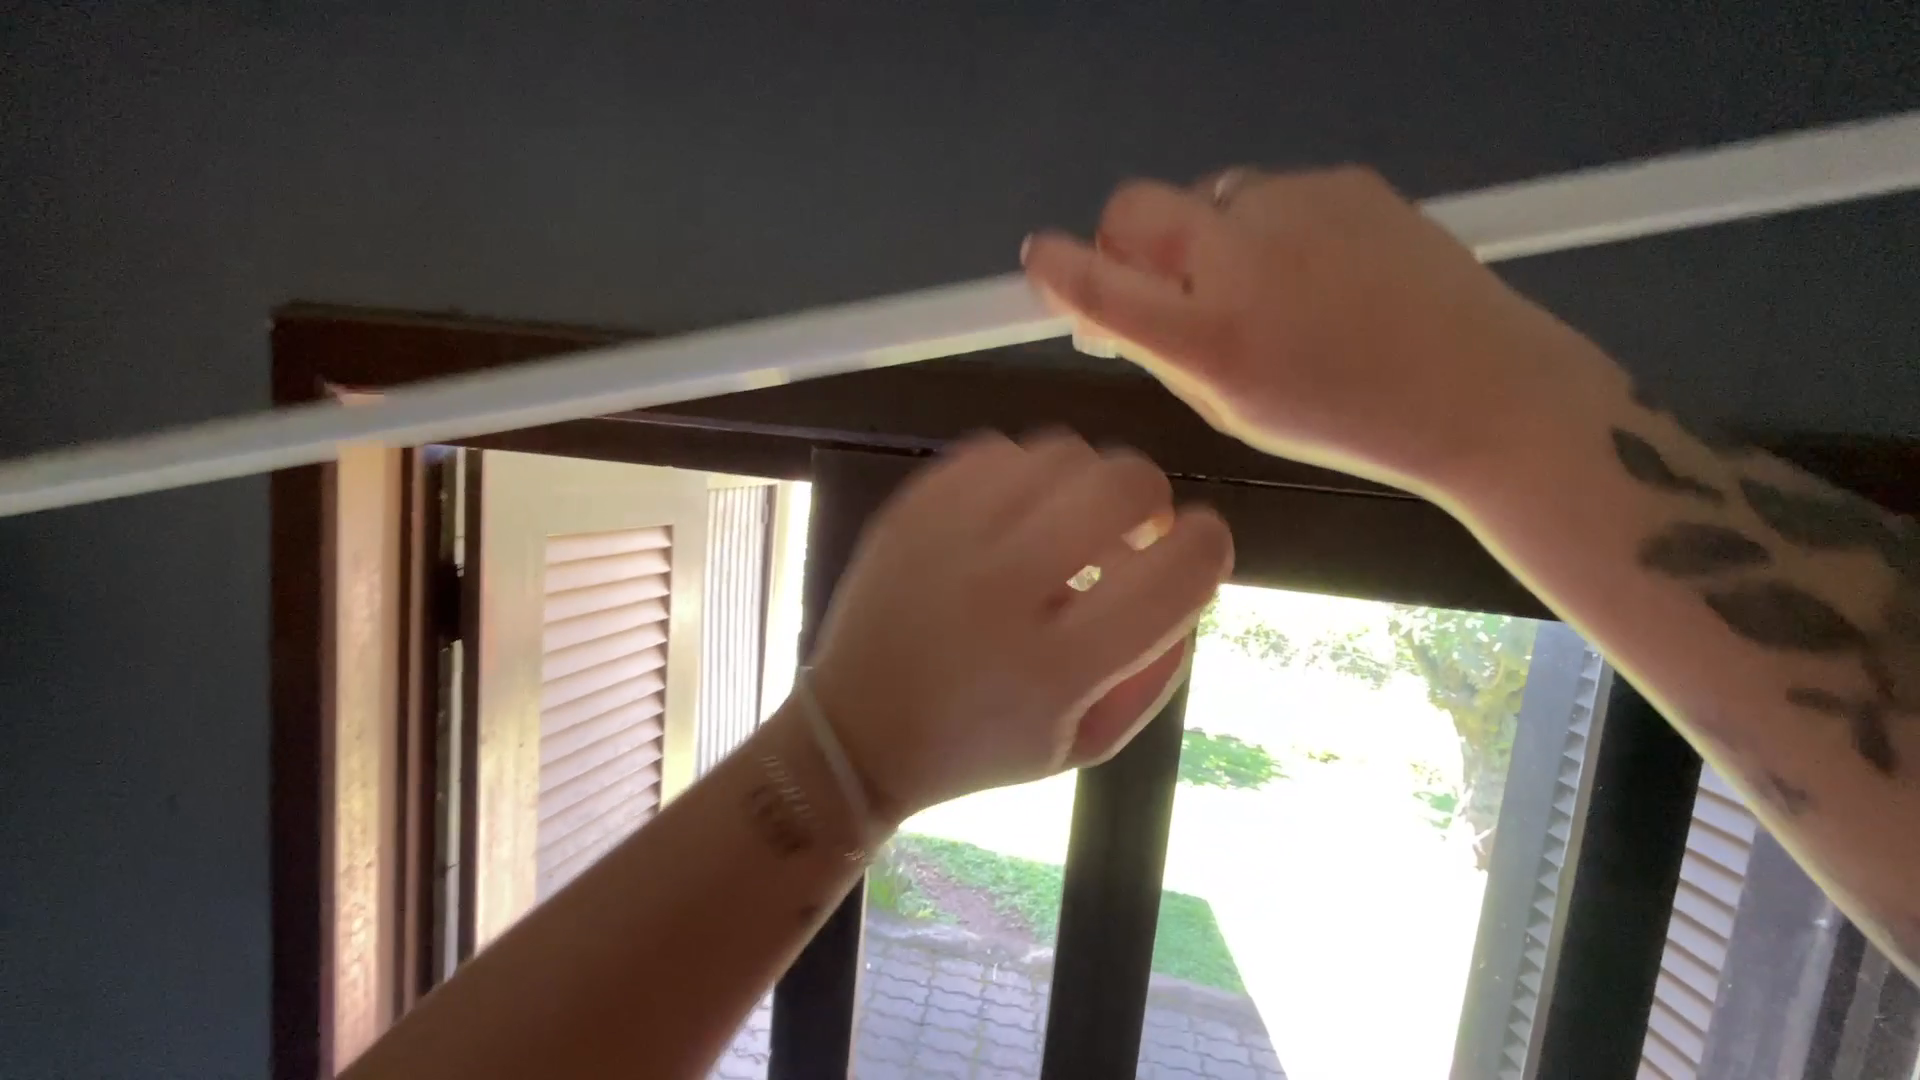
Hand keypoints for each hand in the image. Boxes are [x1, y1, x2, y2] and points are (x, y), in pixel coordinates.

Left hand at [806, 432, 1232, 822]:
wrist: (855, 732)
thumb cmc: (978, 747)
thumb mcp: (1085, 743)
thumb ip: (1155, 669)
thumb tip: (1186, 581)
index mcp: (1056, 668)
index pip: (1176, 571)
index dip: (1209, 546)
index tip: (1197, 547)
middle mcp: (1002, 591)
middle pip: (1121, 485)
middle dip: (1153, 498)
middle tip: (1135, 528)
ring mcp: (948, 540)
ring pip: (1061, 453)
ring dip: (1089, 481)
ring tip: (1072, 521)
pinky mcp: (910, 511)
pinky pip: (996, 450)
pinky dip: (1027, 473)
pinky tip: (1017, 512)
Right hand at [1021, 166, 1594, 496]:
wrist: (1477, 389)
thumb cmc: (1341, 422)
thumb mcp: (1230, 411)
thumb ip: (1163, 354)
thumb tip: (1112, 311)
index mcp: (1211, 339)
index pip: (1099, 284)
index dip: (1055, 268)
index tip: (1037, 259)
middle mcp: (1242, 257)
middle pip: (1134, 205)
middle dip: (1123, 239)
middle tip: (1153, 281)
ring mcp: (1294, 205)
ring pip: (1204, 200)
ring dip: (1204, 238)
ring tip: (1262, 287)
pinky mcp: (1342, 178)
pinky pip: (1266, 194)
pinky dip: (1266, 228)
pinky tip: (1315, 269)